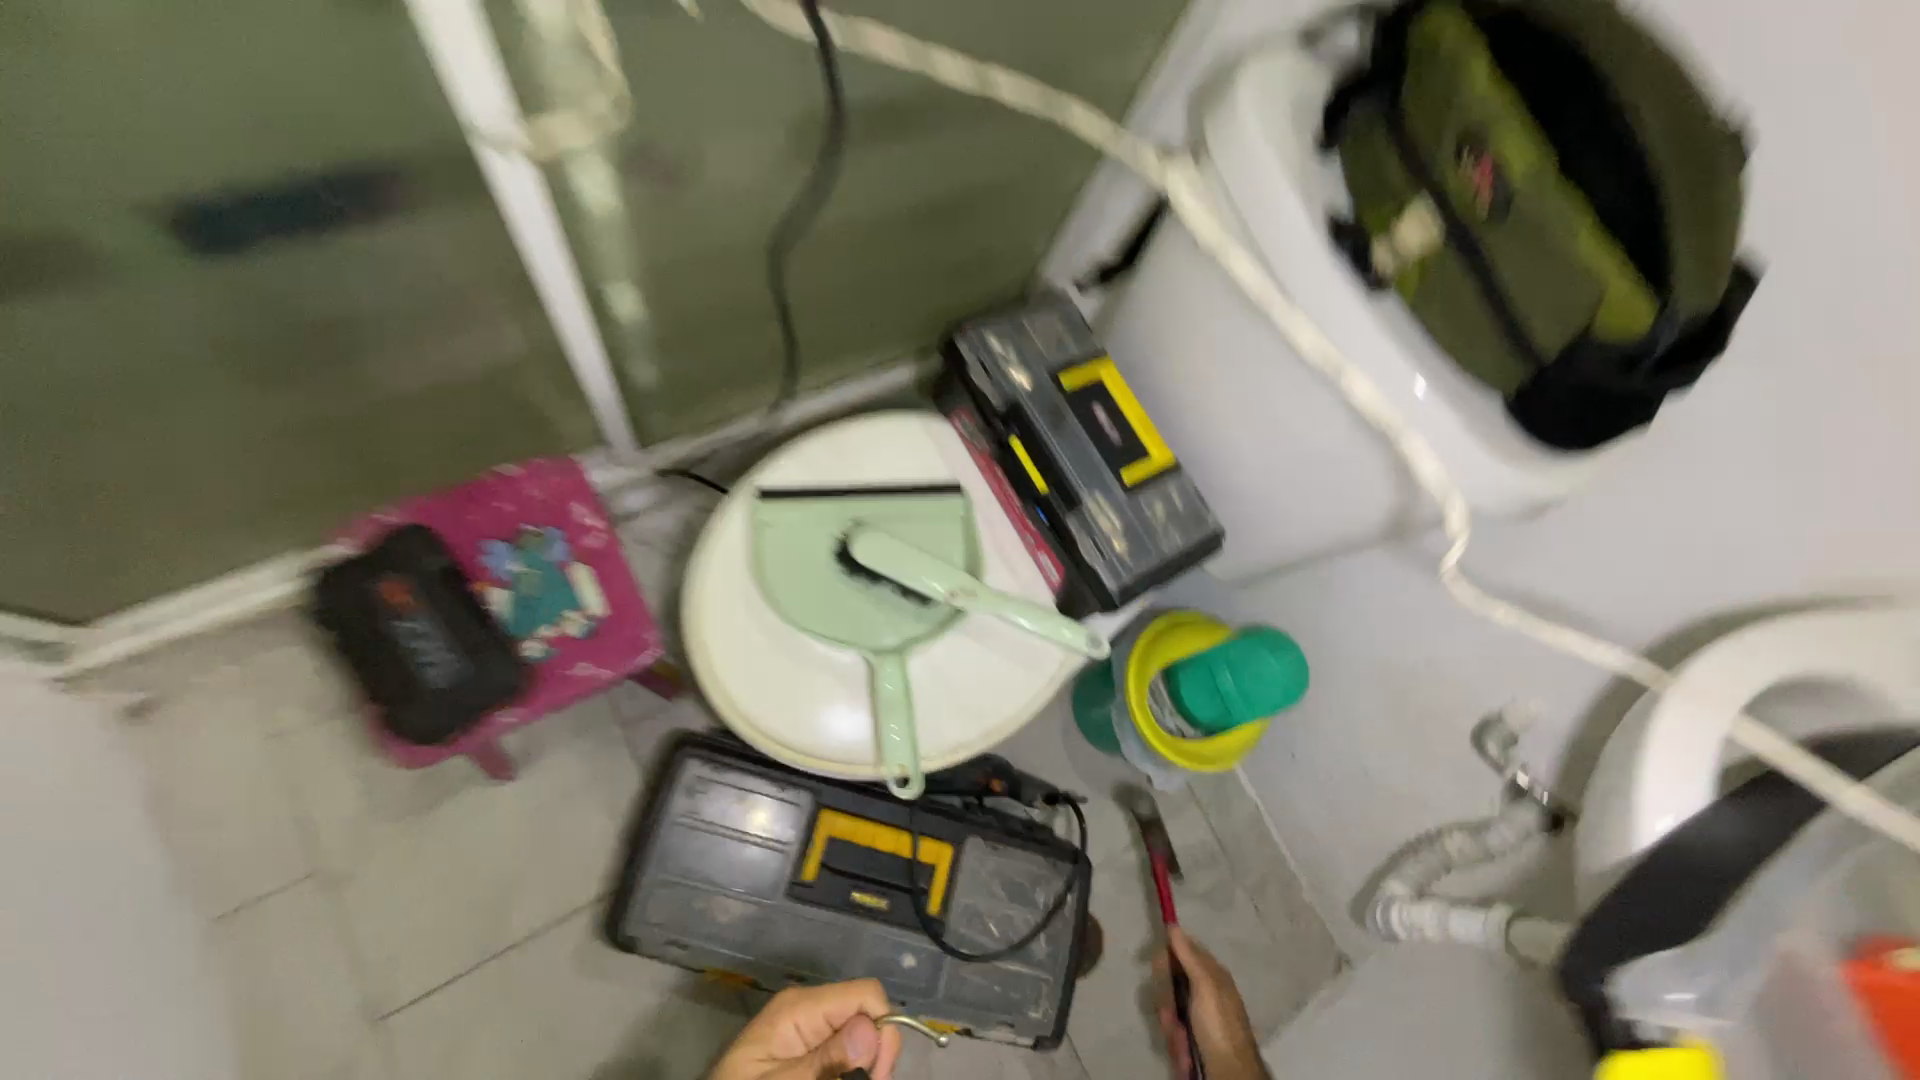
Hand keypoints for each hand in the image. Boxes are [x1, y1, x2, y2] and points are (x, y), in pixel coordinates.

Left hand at [707, 979, 902, 1079]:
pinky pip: (845, 1051)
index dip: (882, 1030)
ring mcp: (811, 1030)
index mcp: (801, 1007)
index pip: (865, 994)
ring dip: (865, 1065)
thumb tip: (870, 1030)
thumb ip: (823, 1062)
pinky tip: (843, 1079)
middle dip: (876, 1052)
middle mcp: (811, 1009)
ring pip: (862, 1037)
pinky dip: (851, 1069)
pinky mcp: (810, 1050)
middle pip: (868, 1015)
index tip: (877, 1076)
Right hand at [1154, 928, 1269, 1079]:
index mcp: (1209, 972)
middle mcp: (1201, 987)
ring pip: (1166, 1004)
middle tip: (1172, 1014)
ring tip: (1180, 1038)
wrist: (1228, 1072)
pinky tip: (1182, 1049)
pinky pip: (1170, 1026)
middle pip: (1168, 978)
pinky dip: (1173, 1039)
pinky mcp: (1188, 1032)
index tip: (1153, 964)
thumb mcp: (1206, 986)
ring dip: (1169, 1023)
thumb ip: (1188, 955)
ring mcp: (1194, 1011)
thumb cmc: (1219, 1025)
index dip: (1164, 956)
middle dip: (1165, 998)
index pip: (1179, 949)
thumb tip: (1173, 924)